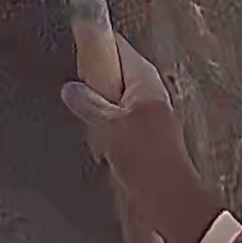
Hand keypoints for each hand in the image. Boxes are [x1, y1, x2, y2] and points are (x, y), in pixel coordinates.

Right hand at [61, 35, 225, 242]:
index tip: (78, 43)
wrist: (170, 200)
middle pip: (114, 69)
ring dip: (101, 107)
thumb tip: (71, 89)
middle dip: (96, 81)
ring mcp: (150, 109)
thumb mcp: (107, 126)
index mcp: (143, 77)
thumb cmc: (149, 160)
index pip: (115, 43)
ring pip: (116, 94)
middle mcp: (149, 88)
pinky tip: (104, 142)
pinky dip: (109, 124)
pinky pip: (120, 115)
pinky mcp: (148, 130)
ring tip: (95, 125)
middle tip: (84, 92)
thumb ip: (86, 103)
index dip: (95, 41)